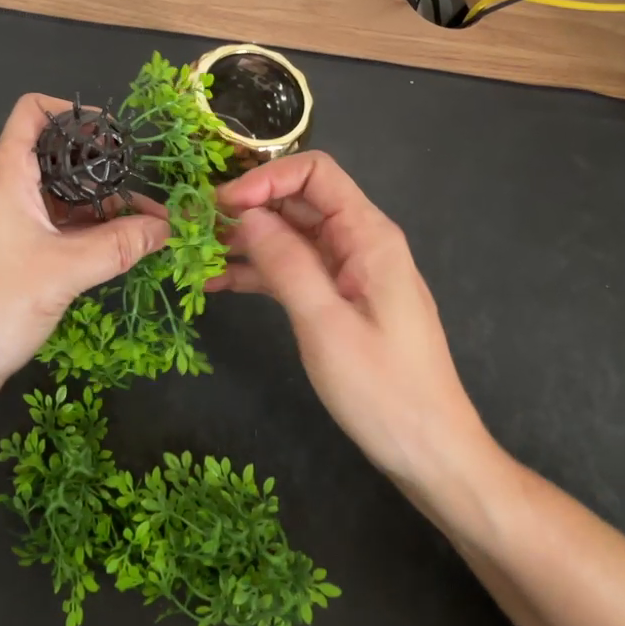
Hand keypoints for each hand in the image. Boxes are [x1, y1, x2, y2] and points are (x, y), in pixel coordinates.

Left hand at [0, 94, 170, 413]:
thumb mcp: (64, 270)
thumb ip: (119, 245)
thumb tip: (166, 228)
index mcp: (6, 175)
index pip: (32, 113)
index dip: (71, 111)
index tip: (114, 135)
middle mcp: (3, 191)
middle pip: (54, 157)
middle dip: (100, 166)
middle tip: (143, 184)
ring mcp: (5, 226)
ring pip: (57, 198)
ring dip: (98, 206)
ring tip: (146, 224)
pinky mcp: (10, 257)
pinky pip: (53, 230)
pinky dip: (85, 233)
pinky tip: (119, 249)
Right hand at [212, 151, 492, 488]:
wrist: (430, 451)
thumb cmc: (383, 389)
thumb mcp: (325, 324)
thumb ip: (285, 262)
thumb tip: (244, 213)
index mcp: (367, 236)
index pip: (315, 173)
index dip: (266, 179)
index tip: (223, 205)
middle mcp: (358, 242)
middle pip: (297, 202)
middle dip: (245, 208)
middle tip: (194, 228)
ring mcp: (347, 270)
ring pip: (288, 235)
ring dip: (243, 240)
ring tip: (195, 254)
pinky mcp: (337, 298)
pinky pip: (291, 269)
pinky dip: (255, 271)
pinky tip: (215, 283)